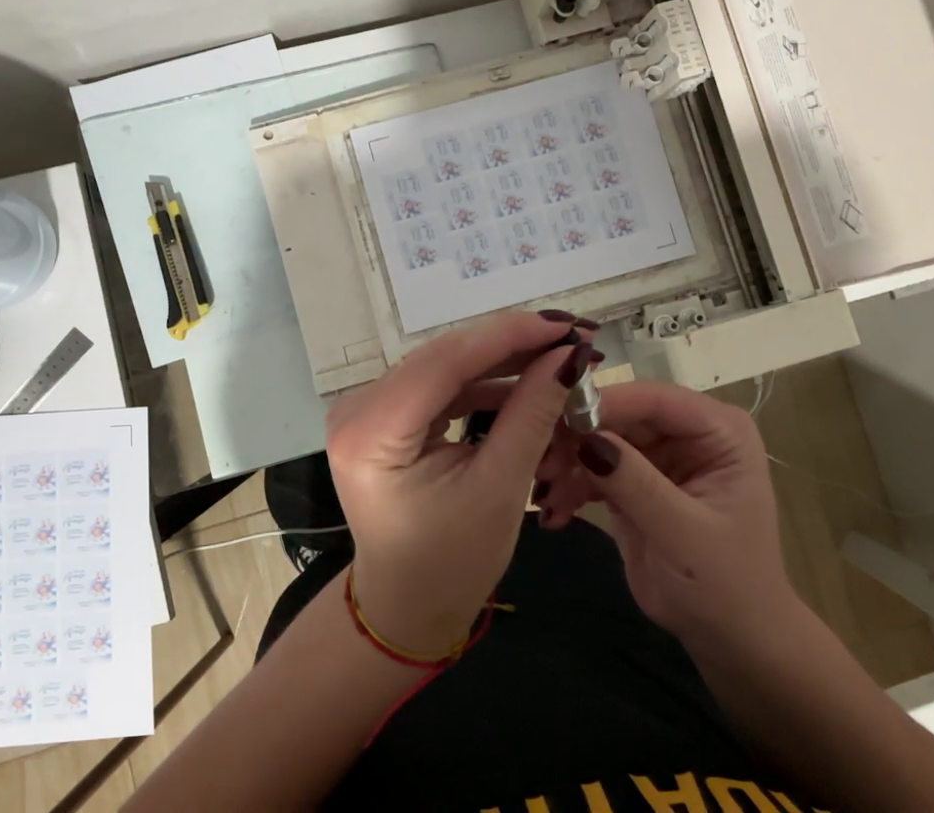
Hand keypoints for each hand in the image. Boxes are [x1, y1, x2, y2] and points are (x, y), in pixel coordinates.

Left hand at [324, 311, 592, 655]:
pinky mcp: (385, 416)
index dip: (509, 336)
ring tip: (561, 355)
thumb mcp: (499, 489)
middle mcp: (358, 409)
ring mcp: (368, 410)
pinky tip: (527, 379)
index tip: (567, 325)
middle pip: (443, 357)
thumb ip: (531, 415)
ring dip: (503, 361)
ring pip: (445, 366)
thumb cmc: (451, 563)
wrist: (407, 607)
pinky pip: (440, 386)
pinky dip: (485, 383)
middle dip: (512, 344)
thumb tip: (571, 355)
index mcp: (371, 432)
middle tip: (575, 335)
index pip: (444, 362)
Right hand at [533, 382, 793, 644]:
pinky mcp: (632, 480)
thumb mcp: (682, 533)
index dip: (607, 403)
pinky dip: (570, 487)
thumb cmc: (725, 584)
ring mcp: (658, 455)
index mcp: (719, 431)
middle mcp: (688, 432)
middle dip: (577, 437)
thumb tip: (585, 438)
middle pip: (621, 414)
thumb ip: (636, 483)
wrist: (729, 636)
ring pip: (599, 438)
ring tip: (543, 496)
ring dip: (567, 464)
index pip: (657, 400)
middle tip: (537, 463)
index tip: (556, 419)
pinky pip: (591, 467)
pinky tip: (552, 514)